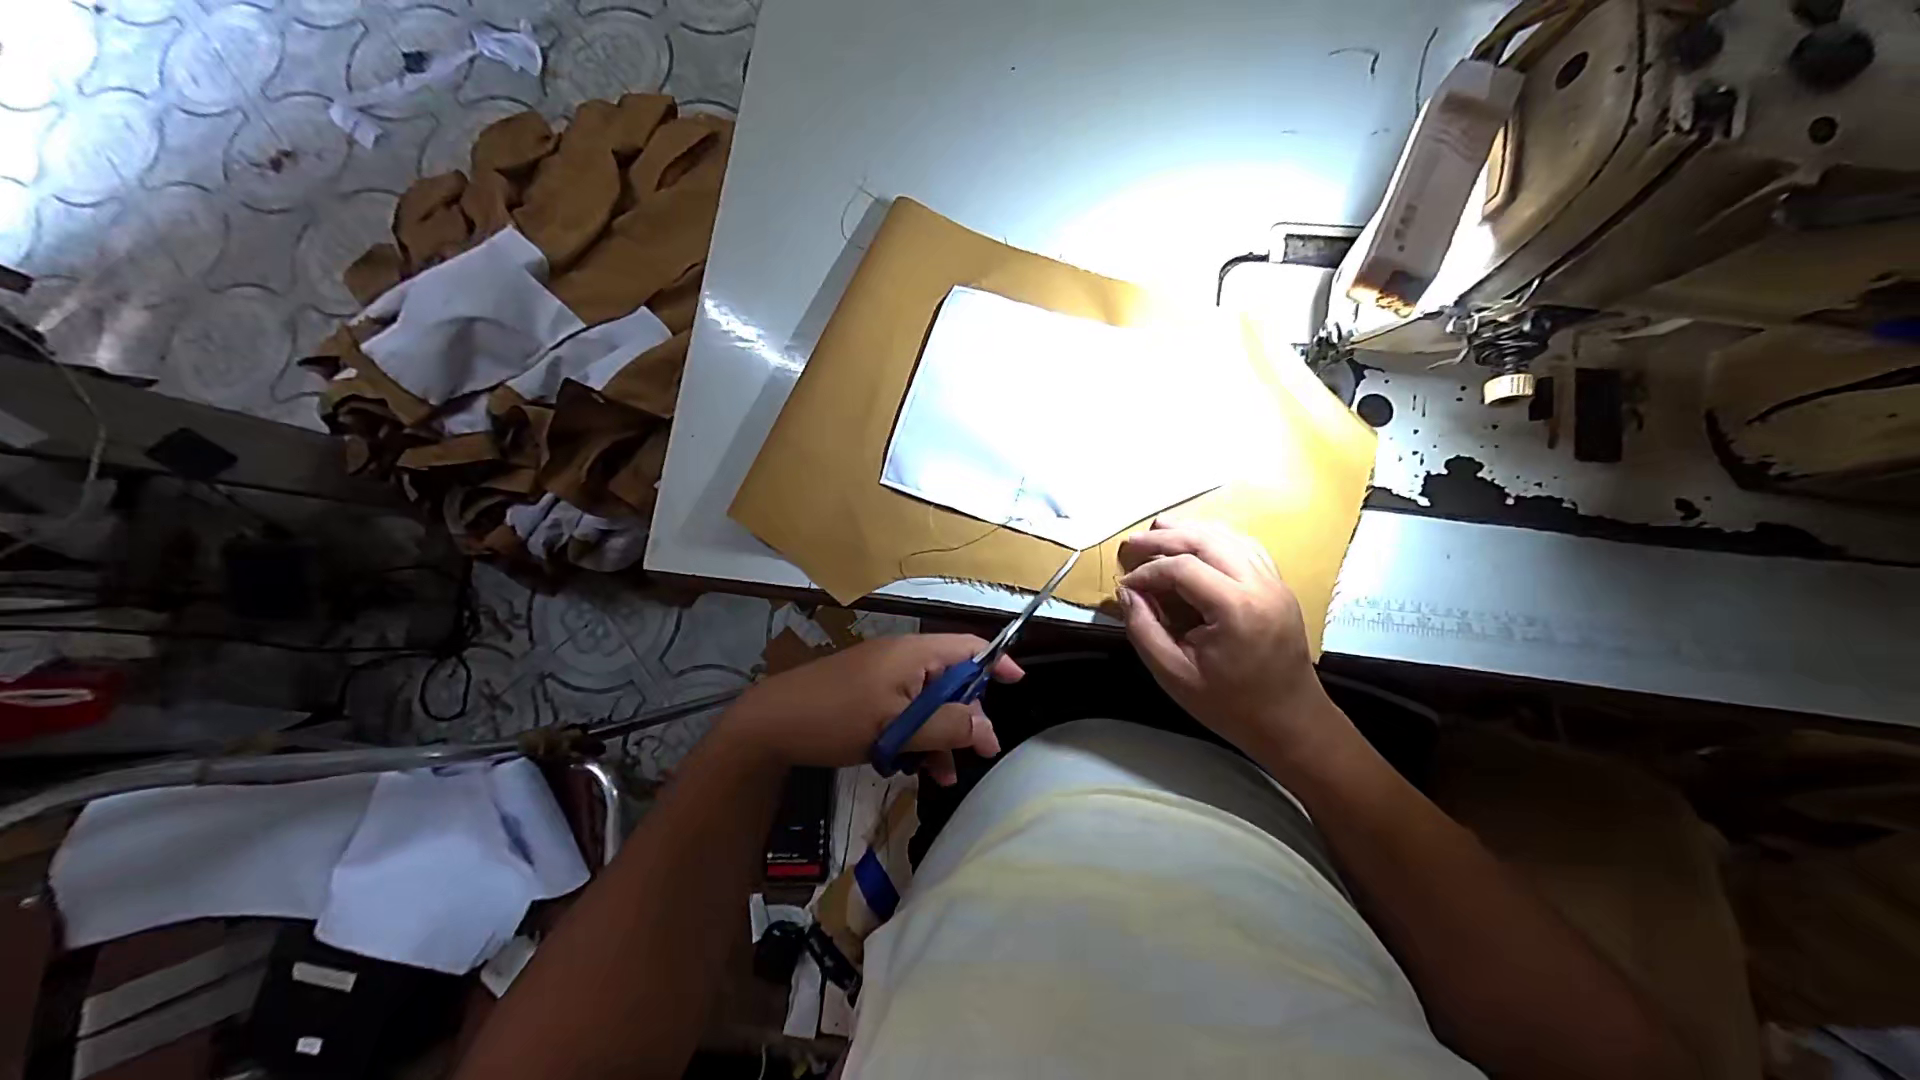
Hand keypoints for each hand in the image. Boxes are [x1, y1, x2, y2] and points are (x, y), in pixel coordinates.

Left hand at [722, 634, 1023, 784]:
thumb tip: (988, 729)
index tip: (1017, 684)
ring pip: (929, 705)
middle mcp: (903, 661)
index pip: (967, 647)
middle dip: (966, 717)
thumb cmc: (836, 718)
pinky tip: (915, 769)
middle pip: (951, 682)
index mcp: (914, 654)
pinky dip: (915, 738)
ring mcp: (883, 680)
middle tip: (978, 751)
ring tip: (944, 775)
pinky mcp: (868, 698)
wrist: (770, 725)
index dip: (995, 663)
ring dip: (941, 737)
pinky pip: (905, 714)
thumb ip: (947, 726)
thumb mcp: (897, 727)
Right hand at [1116, 518, 1348, 767]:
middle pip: (1206, 540)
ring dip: (1191, 531)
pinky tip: (1196, 544)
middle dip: (1165, 538)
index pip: (1182, 568)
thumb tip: (1127, 593)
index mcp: (1235, 608)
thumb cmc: (1230, 705)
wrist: (1291, 722)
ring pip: (1229, 537)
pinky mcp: (1278, 587)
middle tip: (1133, 543)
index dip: (1147, 571)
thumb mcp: (1173, 674)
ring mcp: (1274, 583)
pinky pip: (1246, 548)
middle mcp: (1259, 585)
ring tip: (1159, 530)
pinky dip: (1217, 540)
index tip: (1126, 585)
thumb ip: (1144, 629)